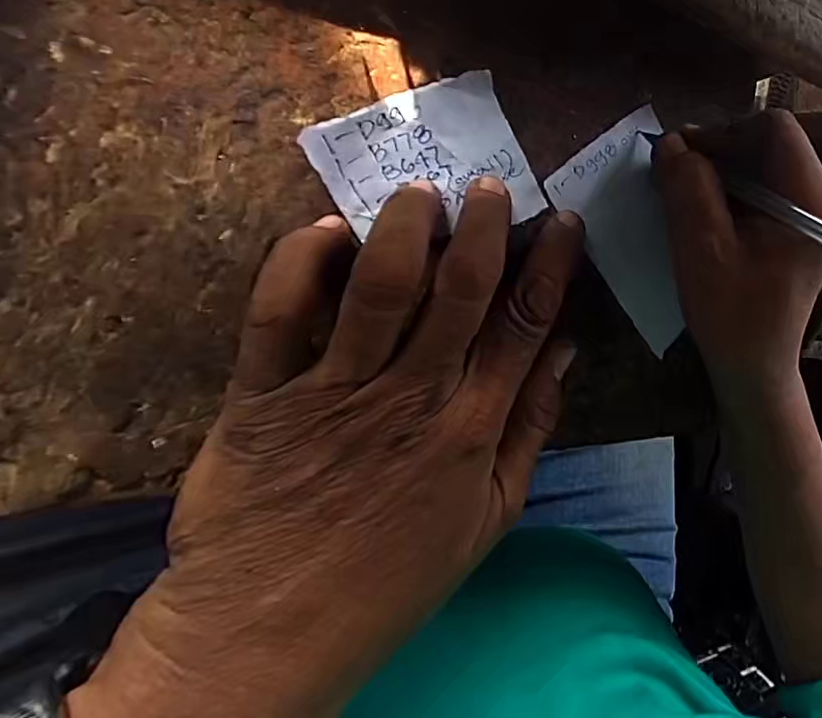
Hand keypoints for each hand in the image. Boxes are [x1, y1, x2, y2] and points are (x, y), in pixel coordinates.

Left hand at [68, 177, 583, 717]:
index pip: (524, 323)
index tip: (562, 222)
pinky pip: (276, 318)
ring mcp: (331, 394)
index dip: (550, 265)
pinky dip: (299, 266)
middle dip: (482, 229)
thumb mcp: (494, 511)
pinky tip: (326, 231)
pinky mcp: (257, 400)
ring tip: (421, 192)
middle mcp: (410, 396)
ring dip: (404, 231)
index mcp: (471, 425)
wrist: (263, 638)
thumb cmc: (396, 572)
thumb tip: (564, 346)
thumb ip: (533, 423)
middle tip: (490, 185)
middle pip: (458, 292)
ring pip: (377, 290)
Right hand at [654, 110, 821, 397]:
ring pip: (765, 159)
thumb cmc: (733, 316)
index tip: (684, 152)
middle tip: (676, 168)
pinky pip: (765, 183)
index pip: (776, 129)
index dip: (725, 131)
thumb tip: (671, 142)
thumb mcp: (701, 248)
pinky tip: (703, 203)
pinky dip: (731, 185)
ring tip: (683, 186)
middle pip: (772, 141)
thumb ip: (687, 187)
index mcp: (813, 202)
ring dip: (722, 166)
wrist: (756, 367)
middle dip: (721, 148)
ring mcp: (814, 211)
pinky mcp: (799, 223)